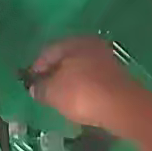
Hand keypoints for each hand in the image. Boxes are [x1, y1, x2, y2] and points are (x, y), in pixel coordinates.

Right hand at [27, 37, 146, 131]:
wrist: (122, 108)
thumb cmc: (82, 94)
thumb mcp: (53, 92)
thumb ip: (40, 88)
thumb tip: (35, 88)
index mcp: (75, 42)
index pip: (49, 51)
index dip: (36, 67)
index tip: (30, 82)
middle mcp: (93, 46)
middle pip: (67, 58)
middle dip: (55, 73)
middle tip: (44, 89)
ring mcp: (108, 62)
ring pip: (81, 70)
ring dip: (70, 82)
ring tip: (60, 98)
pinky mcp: (118, 79)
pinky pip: (94, 82)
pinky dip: (84, 89)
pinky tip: (80, 102)